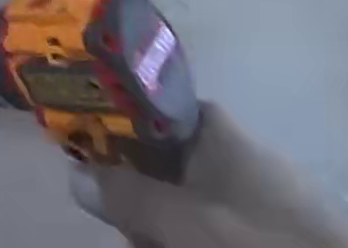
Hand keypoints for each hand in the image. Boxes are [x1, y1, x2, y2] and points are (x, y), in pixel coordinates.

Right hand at [72, 103, 347, 247]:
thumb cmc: (263, 243)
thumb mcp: (185, 223)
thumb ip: (128, 197)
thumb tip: (73, 173)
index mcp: (209, 125)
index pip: (142, 112)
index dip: (112, 138)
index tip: (94, 171)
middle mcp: (228, 147)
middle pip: (159, 165)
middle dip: (140, 204)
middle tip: (133, 238)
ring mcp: (254, 189)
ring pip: (185, 202)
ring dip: (163, 229)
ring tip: (155, 247)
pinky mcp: (274, 228)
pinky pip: (215, 225)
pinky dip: (194, 238)